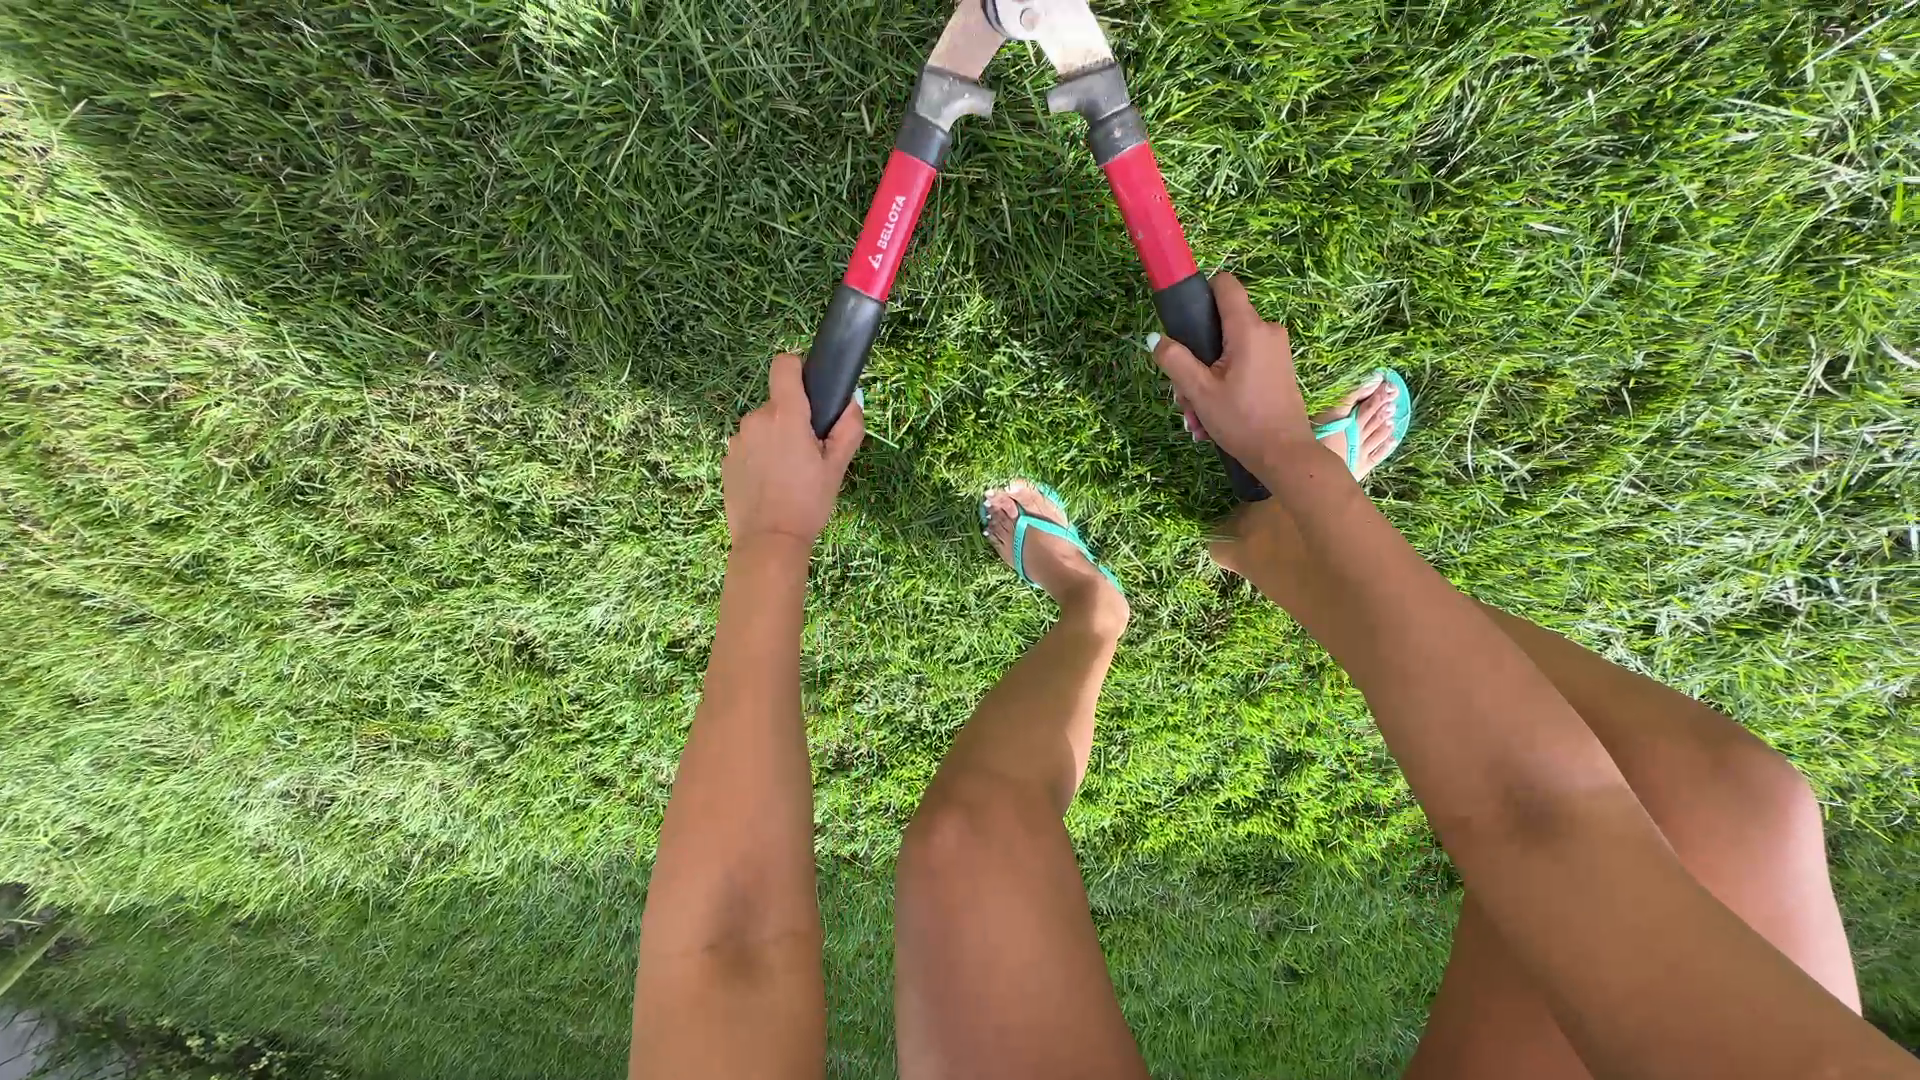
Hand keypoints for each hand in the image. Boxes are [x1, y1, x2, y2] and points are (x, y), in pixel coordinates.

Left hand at [723, 353, 863, 547]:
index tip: (811, 391)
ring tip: (790, 475)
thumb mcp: (838, 467)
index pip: (784, 364)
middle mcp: (756, 419)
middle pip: (778, 403)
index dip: (798, 369)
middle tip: (810, 454)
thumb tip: (850, 401)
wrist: (769, 542)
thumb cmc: (808, 502)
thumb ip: (848, 427)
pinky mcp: (726, 460)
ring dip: (777, 440)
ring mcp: (737, 440)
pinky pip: (750, 448)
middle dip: (794, 420)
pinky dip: (761, 458)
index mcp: (785, 415)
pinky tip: (772, 485)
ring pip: (764, 427)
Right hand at [1151, 274, 1314, 477]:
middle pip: (1220, 328)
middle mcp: (1267, 331)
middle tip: (1184, 395)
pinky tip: (1212, 420)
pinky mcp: (1277, 369)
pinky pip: (1242, 367)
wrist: (1284, 454)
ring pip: (1228, 353)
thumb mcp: (1199, 391)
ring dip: (1206, 382)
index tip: (1184, 320)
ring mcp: (1275, 351)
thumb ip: (1174, 360)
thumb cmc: (1241, 421)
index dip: (1201, 294)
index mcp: (1248, 329)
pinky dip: (1224, 388)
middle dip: (1196, 360)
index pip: (1225, 285)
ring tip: (1197, 417)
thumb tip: (1155, 338)